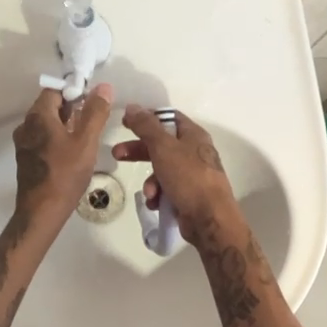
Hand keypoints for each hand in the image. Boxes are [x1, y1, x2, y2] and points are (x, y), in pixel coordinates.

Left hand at [13, 83, 114, 227]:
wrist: (42, 211)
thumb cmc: (65, 175)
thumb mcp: (86, 142)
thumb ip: (95, 113)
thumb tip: (103, 87)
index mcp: (38, 116)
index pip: (55, 90)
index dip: (74, 92)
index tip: (92, 104)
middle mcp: (25, 126)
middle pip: (49, 107)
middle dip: (70, 109)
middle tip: (91, 122)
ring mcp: (23, 144)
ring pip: (45, 125)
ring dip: (64, 126)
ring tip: (84, 139)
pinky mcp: (25, 160)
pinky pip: (42, 141)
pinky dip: (56, 141)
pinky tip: (70, 155)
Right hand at [112, 105, 241, 249]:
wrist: (209, 219)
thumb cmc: (188, 178)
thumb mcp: (164, 147)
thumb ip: (146, 127)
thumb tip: (132, 107)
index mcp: (193, 135)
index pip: (168, 118)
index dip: (146, 118)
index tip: (126, 122)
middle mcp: (194, 153)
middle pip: (160, 145)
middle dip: (139, 151)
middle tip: (117, 154)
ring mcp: (192, 176)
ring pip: (161, 171)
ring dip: (150, 182)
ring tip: (149, 193)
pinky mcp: (188, 196)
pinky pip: (166, 190)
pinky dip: (158, 196)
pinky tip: (156, 203)